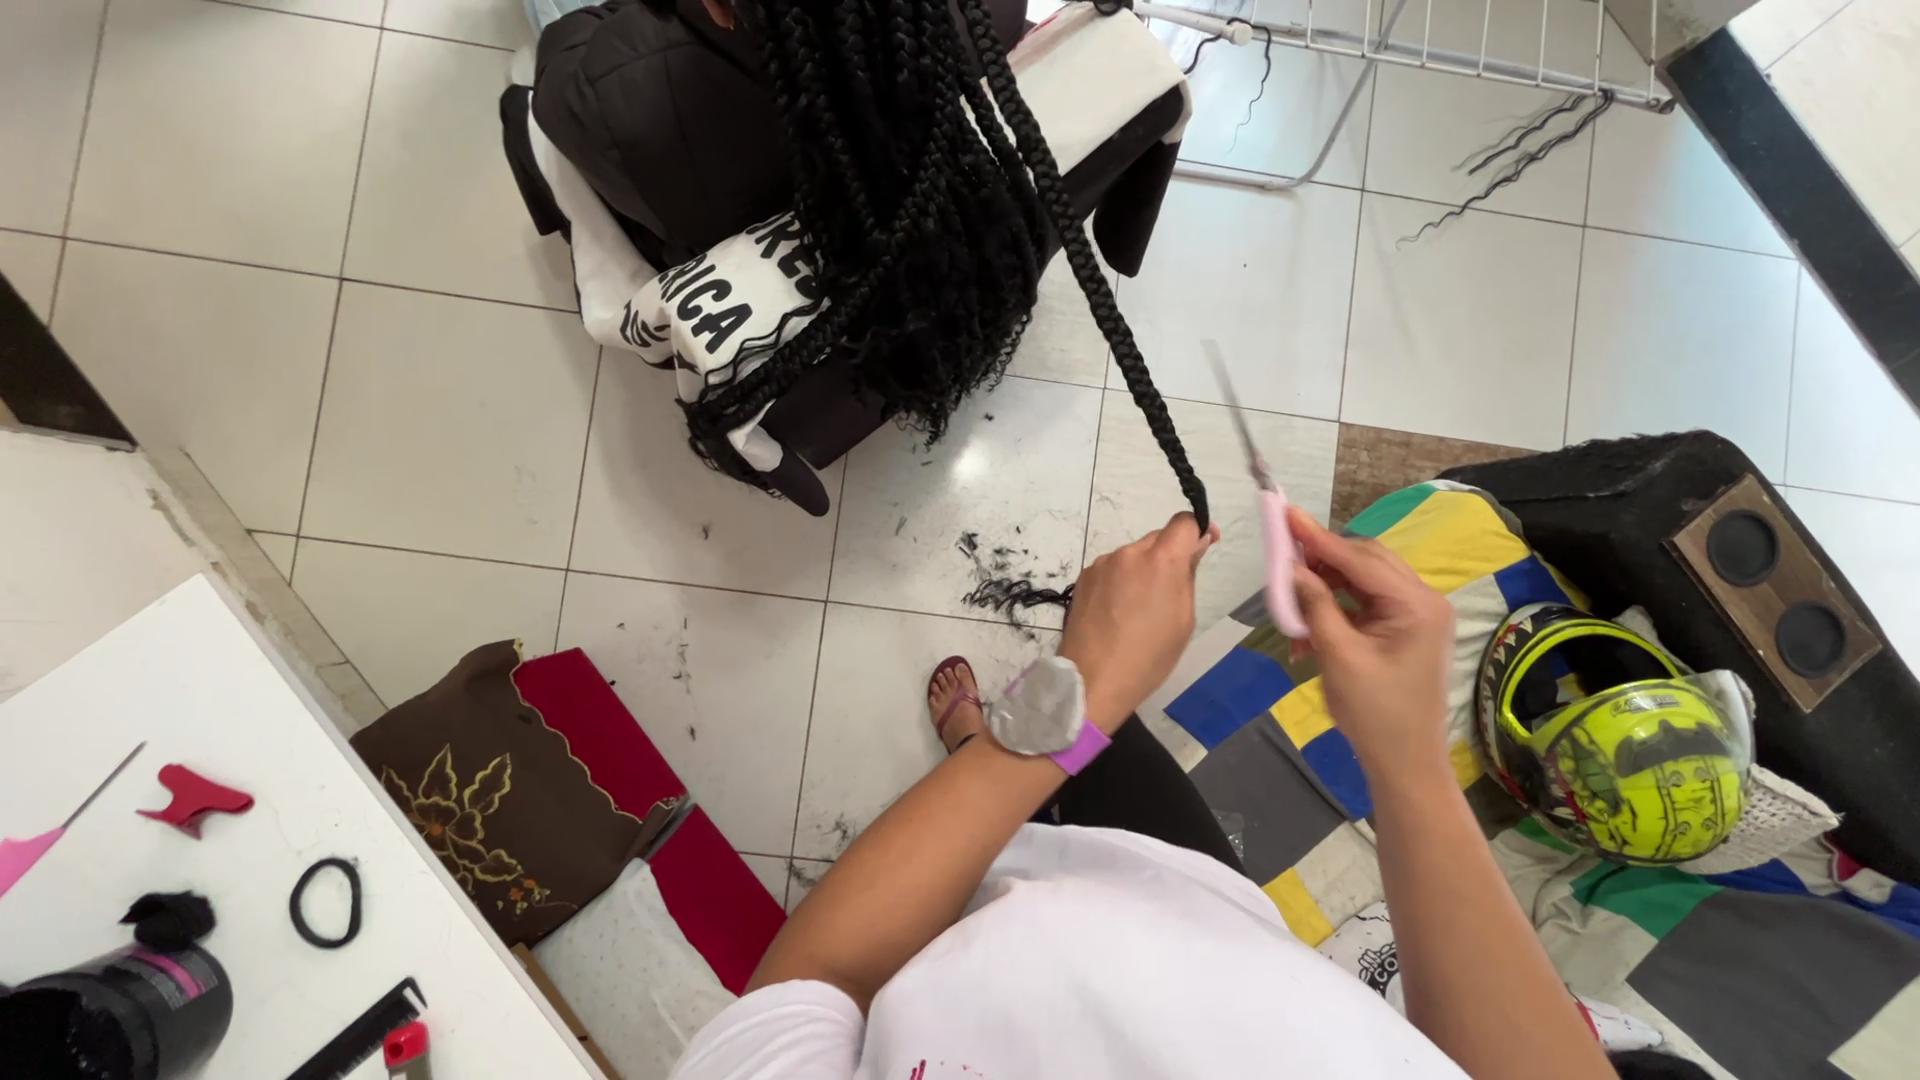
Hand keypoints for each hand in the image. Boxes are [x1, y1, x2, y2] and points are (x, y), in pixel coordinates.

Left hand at [1059, 513, 1218, 734]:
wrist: (1093, 679)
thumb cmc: (1149, 656)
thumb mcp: (1184, 619)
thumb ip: (1188, 575)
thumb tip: (1195, 544)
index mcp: (1160, 561)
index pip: (1183, 522)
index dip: (1197, 530)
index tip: (1204, 545)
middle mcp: (1128, 554)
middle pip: (1157, 539)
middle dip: (1169, 556)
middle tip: (1171, 591)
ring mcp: (1102, 564)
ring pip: (1133, 556)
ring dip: (1143, 570)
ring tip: (1140, 609)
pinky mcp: (1084, 578)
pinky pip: (1112, 569)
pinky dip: (1121, 581)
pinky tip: (1118, 611)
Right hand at [1287, 506, 1453, 782]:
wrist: (1404, 761)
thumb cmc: (1374, 712)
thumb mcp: (1337, 655)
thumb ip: (1315, 604)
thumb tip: (1290, 567)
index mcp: (1416, 605)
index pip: (1359, 559)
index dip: (1318, 537)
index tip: (1286, 514)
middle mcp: (1423, 600)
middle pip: (1364, 560)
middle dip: (1321, 559)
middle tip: (1282, 558)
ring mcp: (1415, 614)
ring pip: (1361, 579)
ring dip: (1323, 586)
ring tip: (1291, 603)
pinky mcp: (1402, 628)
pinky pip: (1362, 602)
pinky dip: (1333, 607)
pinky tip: (1307, 628)